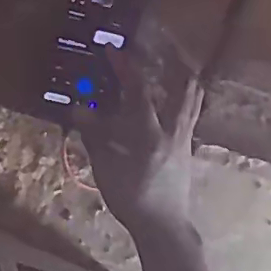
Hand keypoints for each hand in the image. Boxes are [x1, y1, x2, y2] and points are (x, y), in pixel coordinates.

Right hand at [75, 47, 203, 240]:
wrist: (164, 225)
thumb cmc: (132, 199)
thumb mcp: (106, 169)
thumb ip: (94, 136)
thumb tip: (77, 109)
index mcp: (150, 134)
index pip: (139, 91)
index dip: (125, 68)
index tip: (113, 49)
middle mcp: (174, 129)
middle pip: (185, 85)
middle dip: (173, 59)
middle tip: (159, 45)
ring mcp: (185, 137)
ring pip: (193, 97)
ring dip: (182, 75)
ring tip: (171, 62)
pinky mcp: (188, 146)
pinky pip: (190, 112)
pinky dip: (182, 96)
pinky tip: (170, 96)